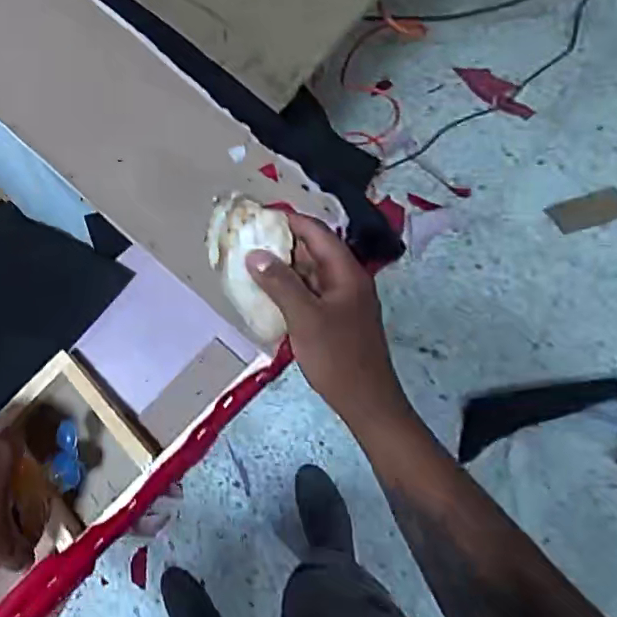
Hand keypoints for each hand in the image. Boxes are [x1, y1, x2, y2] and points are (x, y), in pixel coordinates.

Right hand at [246, 214, 412, 426]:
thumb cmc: (338, 357)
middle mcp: (347, 280)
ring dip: (285, 267)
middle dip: (283, 243)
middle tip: (249, 240)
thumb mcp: (304, 318)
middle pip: (314, 250)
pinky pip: (311, 293)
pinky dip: (291, 288)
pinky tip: (269, 295)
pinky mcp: (337, 318)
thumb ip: (280, 284)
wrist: (366, 401)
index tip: (259, 216)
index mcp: (346, 272)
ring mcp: (344, 300)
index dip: (290, 220)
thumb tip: (254, 254)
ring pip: (311, 273)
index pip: (317, 233)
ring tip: (252, 264)